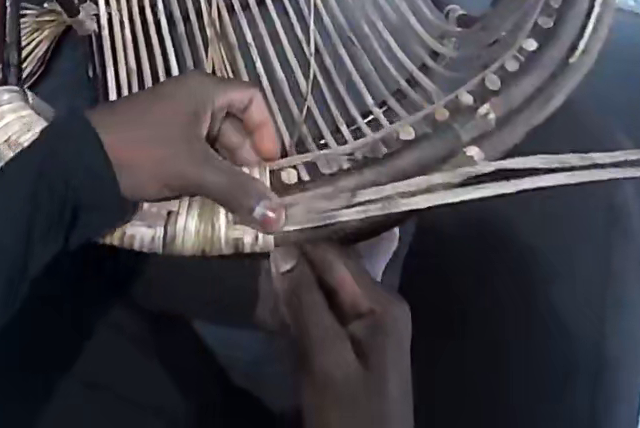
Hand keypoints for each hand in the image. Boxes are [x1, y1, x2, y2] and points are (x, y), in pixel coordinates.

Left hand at [85, 72, 285, 230]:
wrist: (77, 166)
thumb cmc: (145, 152)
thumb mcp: (195, 170)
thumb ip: (238, 191)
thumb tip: (280, 217)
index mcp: (204, 89)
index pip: (251, 98)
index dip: (266, 128)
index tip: (271, 162)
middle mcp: (191, 97)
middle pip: (234, 121)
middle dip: (246, 155)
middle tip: (255, 187)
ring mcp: (172, 117)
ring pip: (213, 139)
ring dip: (226, 166)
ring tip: (233, 196)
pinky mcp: (156, 139)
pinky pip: (193, 149)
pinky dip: (205, 169)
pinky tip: (207, 194)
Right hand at [272, 243, 413, 427]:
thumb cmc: (350, 419)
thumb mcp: (325, 361)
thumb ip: (305, 303)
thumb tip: (281, 250)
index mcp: (382, 301)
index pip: (336, 256)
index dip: (301, 242)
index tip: (266, 231)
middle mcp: (379, 305)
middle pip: (331, 272)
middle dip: (295, 268)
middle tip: (258, 264)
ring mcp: (369, 328)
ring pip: (324, 294)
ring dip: (293, 293)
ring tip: (262, 289)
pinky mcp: (354, 350)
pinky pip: (325, 318)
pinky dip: (300, 315)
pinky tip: (276, 315)